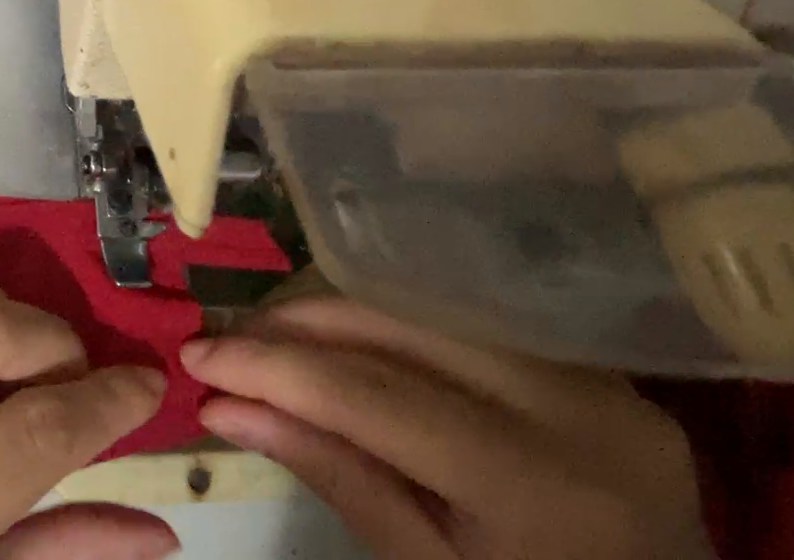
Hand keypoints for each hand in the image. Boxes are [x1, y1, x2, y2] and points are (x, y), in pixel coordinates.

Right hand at [181, 297, 711, 559]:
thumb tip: (223, 406)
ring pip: (424, 308)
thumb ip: (331, 474)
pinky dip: (387, 326)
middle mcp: (578, 405)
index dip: (274, 368)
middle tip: (223, 343)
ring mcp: (596, 374)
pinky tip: (339, 343)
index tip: (196, 357)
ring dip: (330, 316)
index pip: (375, 395)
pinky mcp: (592, 362)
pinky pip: (462, 323)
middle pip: (397, 328)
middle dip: (293, 327)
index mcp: (541, 485)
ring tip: (267, 340)